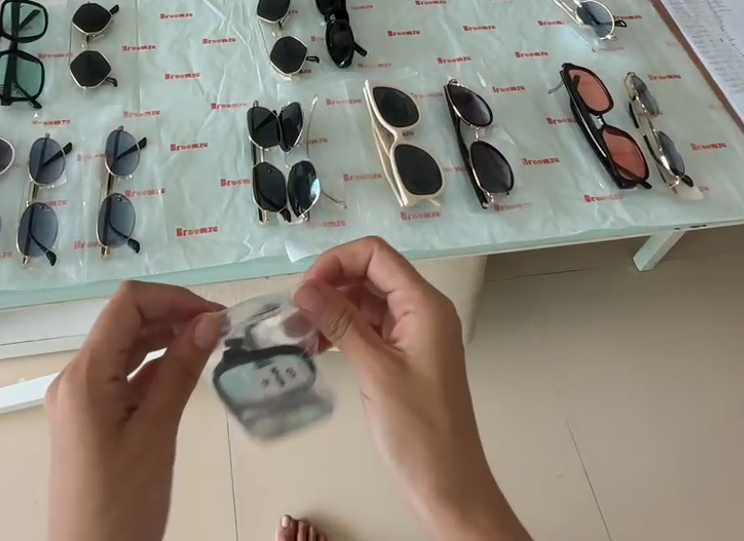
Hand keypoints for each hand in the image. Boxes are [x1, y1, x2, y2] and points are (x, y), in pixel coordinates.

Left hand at [47, 281, 222, 540]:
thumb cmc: (122, 502)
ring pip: (125, 346)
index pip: (126, 305)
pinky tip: (185, 370)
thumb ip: (180, 370)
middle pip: (125, 322)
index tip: (212, 314)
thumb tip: (209, 320)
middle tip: (219, 328)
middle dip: (172, 315)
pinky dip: (154, 365)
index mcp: (84, 374)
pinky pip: (123, 374)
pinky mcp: (91, 417)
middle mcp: (76, 376)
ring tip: (208, 344)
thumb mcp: (156, 432)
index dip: (171, 298)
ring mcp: (81, 397)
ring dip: (165, 337)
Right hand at [296, 237, 530, 540]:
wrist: (448, 488)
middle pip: (369, 273)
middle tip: (295, 312)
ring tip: (298, 331)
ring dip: (331, 309)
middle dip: (330, 284)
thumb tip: (303, 288)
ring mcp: (412, 332)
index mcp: (424, 303)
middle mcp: (421, 309)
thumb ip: (339, 322)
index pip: (376, 255)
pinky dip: (340, 329)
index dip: (337, 261)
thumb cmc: (418, 429)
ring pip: (364, 300)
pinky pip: (367, 326)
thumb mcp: (375, 370)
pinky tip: (315, 345)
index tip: (305, 288)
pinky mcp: (402, 354)